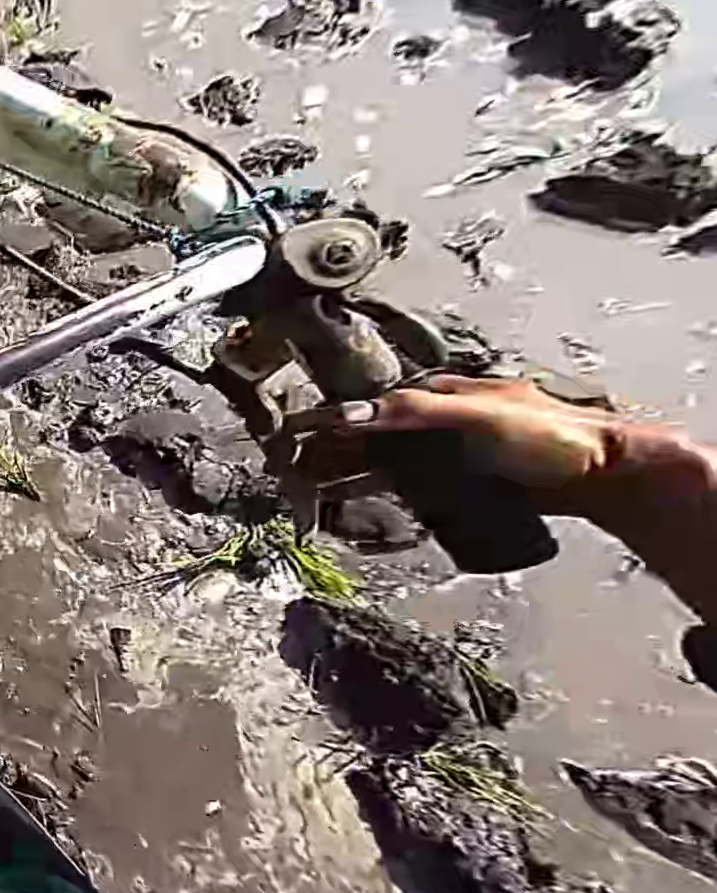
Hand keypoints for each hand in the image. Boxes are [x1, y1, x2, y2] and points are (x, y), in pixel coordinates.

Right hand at [287, 374, 711, 520]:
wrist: (608, 479)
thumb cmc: (552, 439)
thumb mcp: (480, 416)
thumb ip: (413, 411)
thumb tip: (345, 413)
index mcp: (434, 395)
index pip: (362, 405)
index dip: (320, 418)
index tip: (284, 432)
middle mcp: (426, 421)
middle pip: (356, 435)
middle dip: (316, 450)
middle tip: (284, 468)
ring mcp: (431, 451)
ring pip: (366, 459)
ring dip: (330, 471)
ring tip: (299, 486)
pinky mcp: (439, 478)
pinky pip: (385, 481)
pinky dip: (356, 488)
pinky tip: (336, 497)